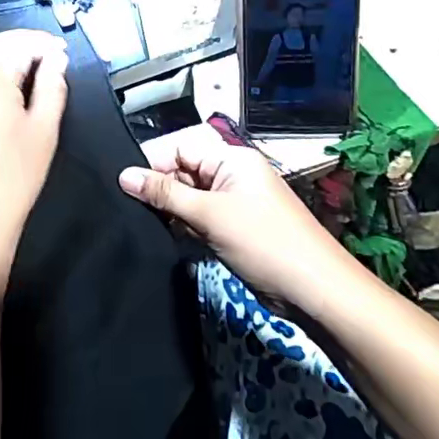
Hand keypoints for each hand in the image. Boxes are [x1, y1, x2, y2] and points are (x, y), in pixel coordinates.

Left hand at [0, 29, 69, 306]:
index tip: (64, 51)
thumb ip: (52, 87)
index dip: (45, 44)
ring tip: (27, 65)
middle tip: (49, 54)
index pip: (20, 44)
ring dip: (1, 52)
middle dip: (23, 43)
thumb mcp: (44, 130)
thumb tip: (56, 60)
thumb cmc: (14, 176)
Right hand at [119, 125, 349, 308]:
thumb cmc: (263, 242)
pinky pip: (201, 218)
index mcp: (231, 159)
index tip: (126, 187)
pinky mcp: (235, 228)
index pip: (181, 149)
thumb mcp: (208, 214)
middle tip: (135, 211)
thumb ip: (164, 194)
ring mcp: (235, 203)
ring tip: (150, 225)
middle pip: (184, 172)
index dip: (153, 165)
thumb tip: (124, 175)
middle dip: (161, 190)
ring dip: (173, 212)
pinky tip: (172, 238)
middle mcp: (233, 175)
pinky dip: (187, 227)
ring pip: (190, 198)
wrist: (314, 290)